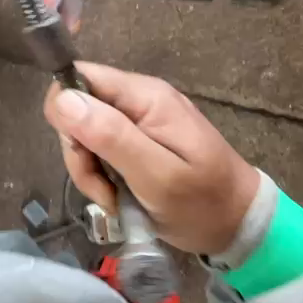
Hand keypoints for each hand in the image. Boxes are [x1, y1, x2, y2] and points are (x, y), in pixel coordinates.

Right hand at [42, 62, 259, 254]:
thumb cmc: (203, 202)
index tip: (81, 152)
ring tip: (113, 198)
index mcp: (144, 95)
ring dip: (89, 168)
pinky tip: (118, 194)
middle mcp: (137, 97)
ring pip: (83, 131)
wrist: (241, 226)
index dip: (65, 111)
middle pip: (76, 108)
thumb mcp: (157, 175)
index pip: (78, 77)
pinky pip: (98, 146)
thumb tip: (61, 99)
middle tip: (102, 188)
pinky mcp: (136, 138)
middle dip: (80, 151)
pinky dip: (99, 173)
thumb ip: (111, 135)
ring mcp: (137, 118)